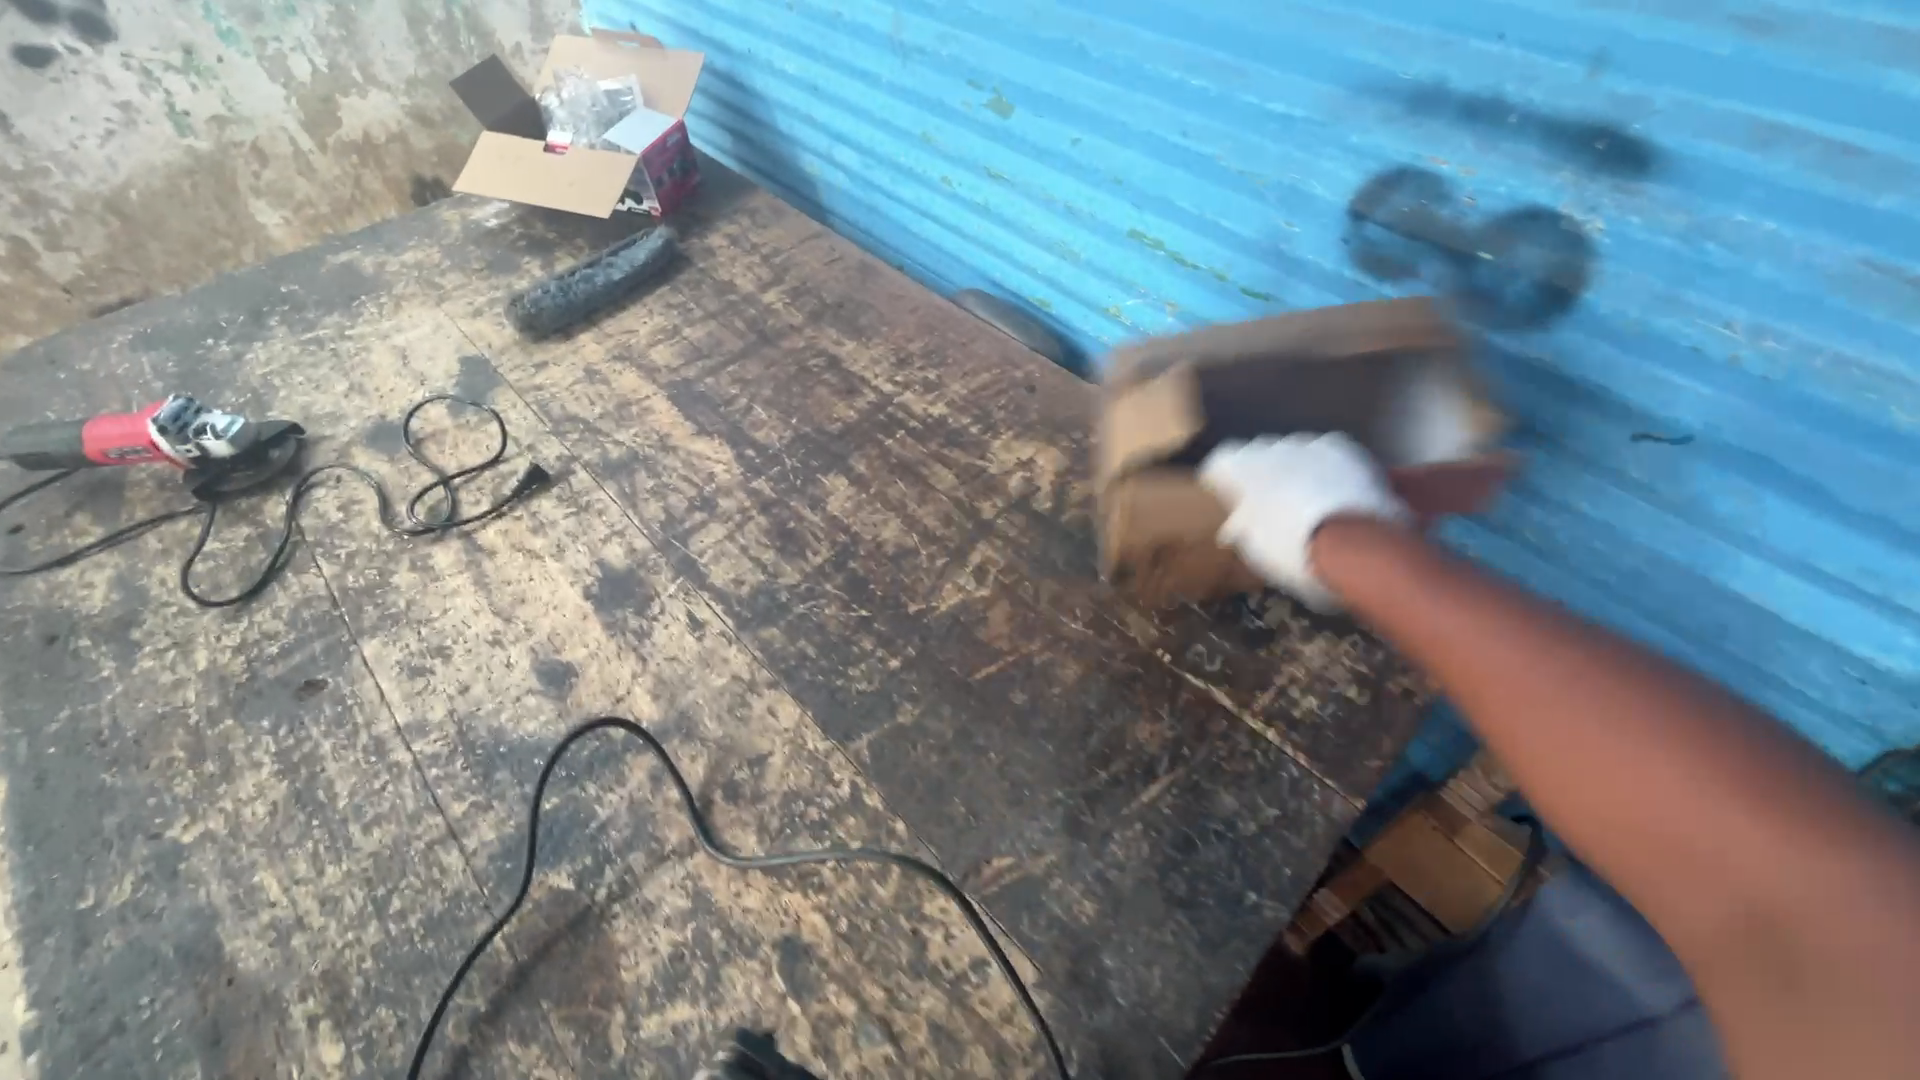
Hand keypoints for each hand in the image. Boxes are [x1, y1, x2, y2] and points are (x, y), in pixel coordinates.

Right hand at [1198, 433, 1410, 610]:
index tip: (1223, 499)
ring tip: (1303, 499)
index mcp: (1237, 470)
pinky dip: (1325, 469)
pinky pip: (1327, 454)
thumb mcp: (1253, 548)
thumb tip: (1232, 528)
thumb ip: (1241, 528)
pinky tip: (1333, 491)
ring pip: (1293, 451)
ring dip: (1293, 469)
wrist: (1351, 544)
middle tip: (1265, 504)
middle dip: (1259, 474)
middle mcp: (1269, 447)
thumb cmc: (1290, 550)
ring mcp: (1309, 444)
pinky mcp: (1345, 449)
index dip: (1219, 482)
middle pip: (1257, 453)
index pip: (1218, 464)